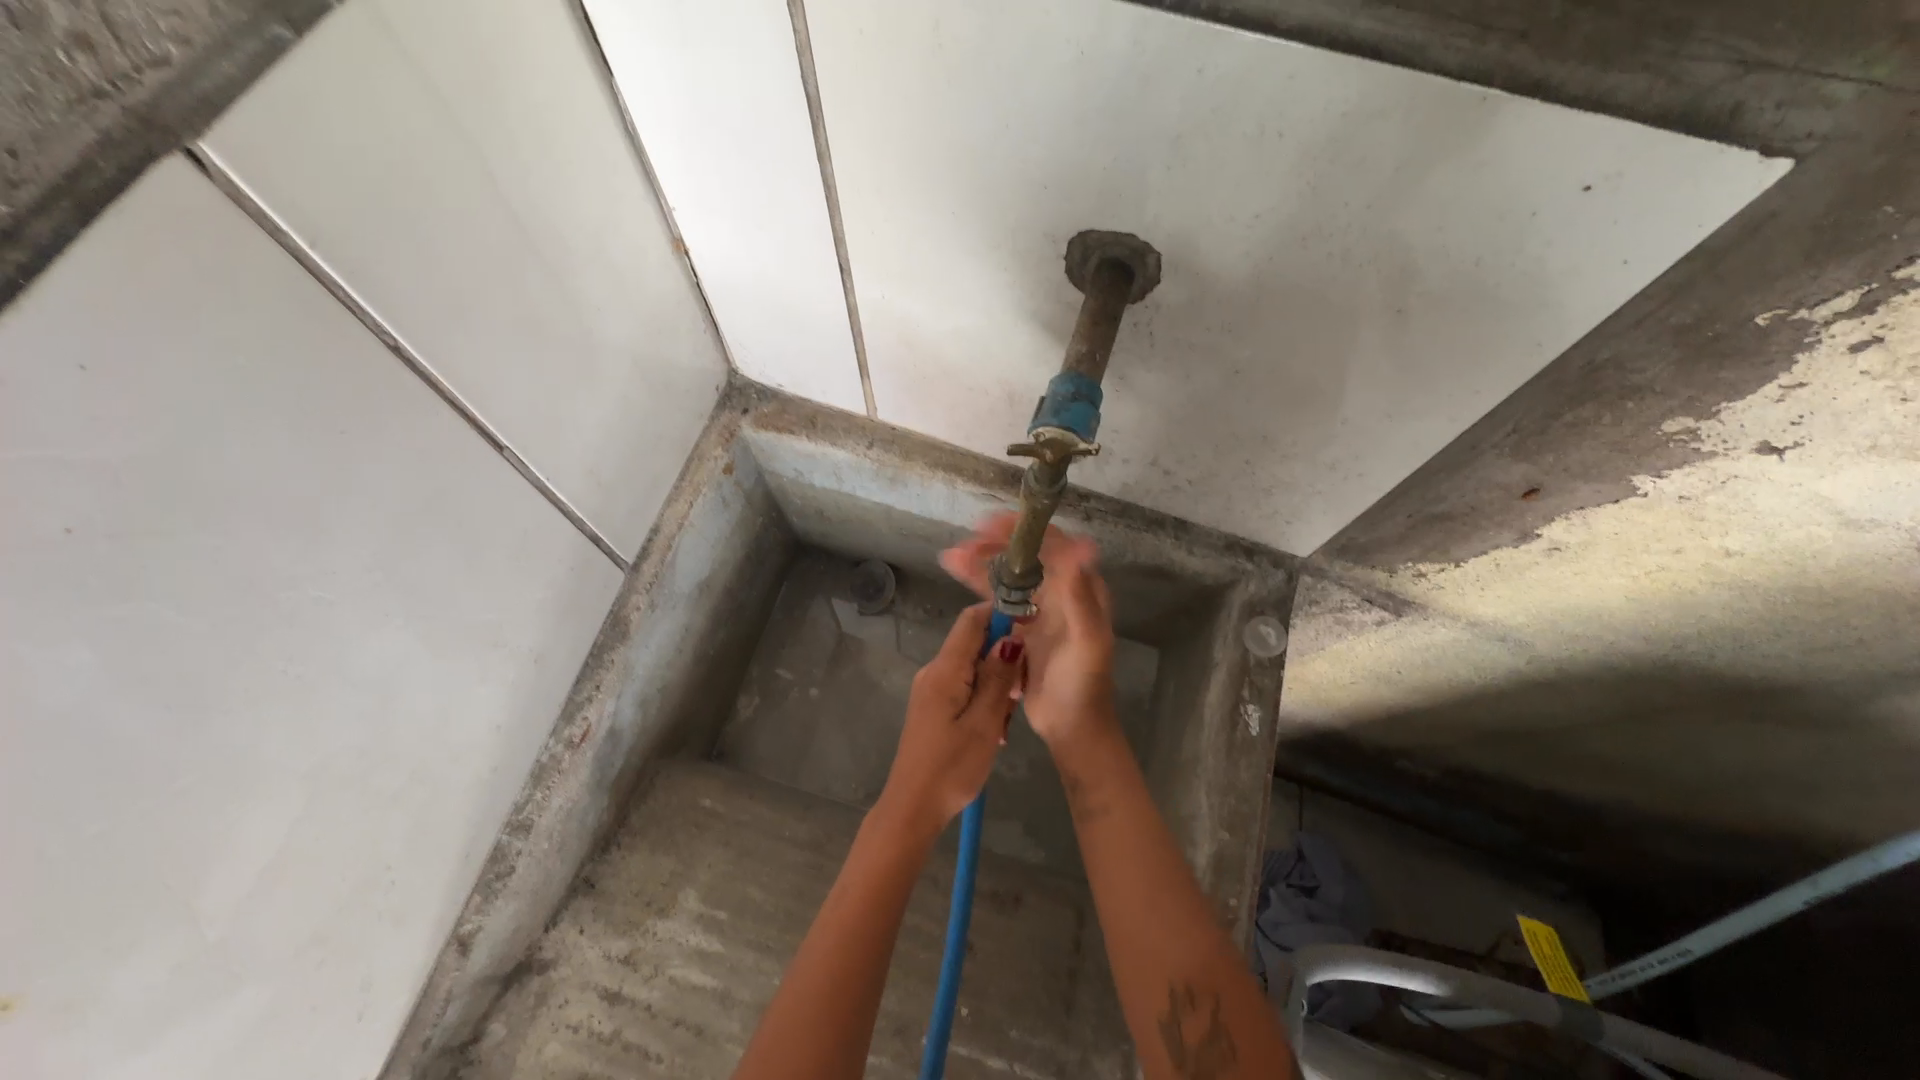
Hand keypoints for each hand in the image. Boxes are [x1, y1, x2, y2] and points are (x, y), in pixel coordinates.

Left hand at [877, 603, 1021, 836]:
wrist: (913, 808)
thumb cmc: (951, 767)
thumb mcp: (984, 723)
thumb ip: (998, 678)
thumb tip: (1011, 637)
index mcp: (944, 670)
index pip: (971, 619)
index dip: (1002, 616)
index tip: (1032, 630)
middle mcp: (934, 672)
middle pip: (974, 644)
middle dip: (1004, 660)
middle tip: (1020, 694)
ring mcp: (931, 691)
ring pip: (972, 670)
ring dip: (996, 687)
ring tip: (1006, 723)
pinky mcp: (933, 709)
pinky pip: (964, 690)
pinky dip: (984, 701)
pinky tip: (994, 731)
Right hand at [940, 514, 1117, 750]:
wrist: (1070, 726)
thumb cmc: (1084, 683)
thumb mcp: (1088, 639)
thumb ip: (1080, 595)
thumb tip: (1081, 546)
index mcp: (1082, 589)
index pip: (1054, 546)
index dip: (1024, 531)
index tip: (992, 526)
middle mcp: (1061, 591)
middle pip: (1026, 556)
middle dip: (996, 545)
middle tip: (965, 542)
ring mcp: (1039, 608)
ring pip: (1008, 574)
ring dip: (981, 561)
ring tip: (951, 555)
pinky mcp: (1020, 626)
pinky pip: (997, 597)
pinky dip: (976, 583)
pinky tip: (955, 572)